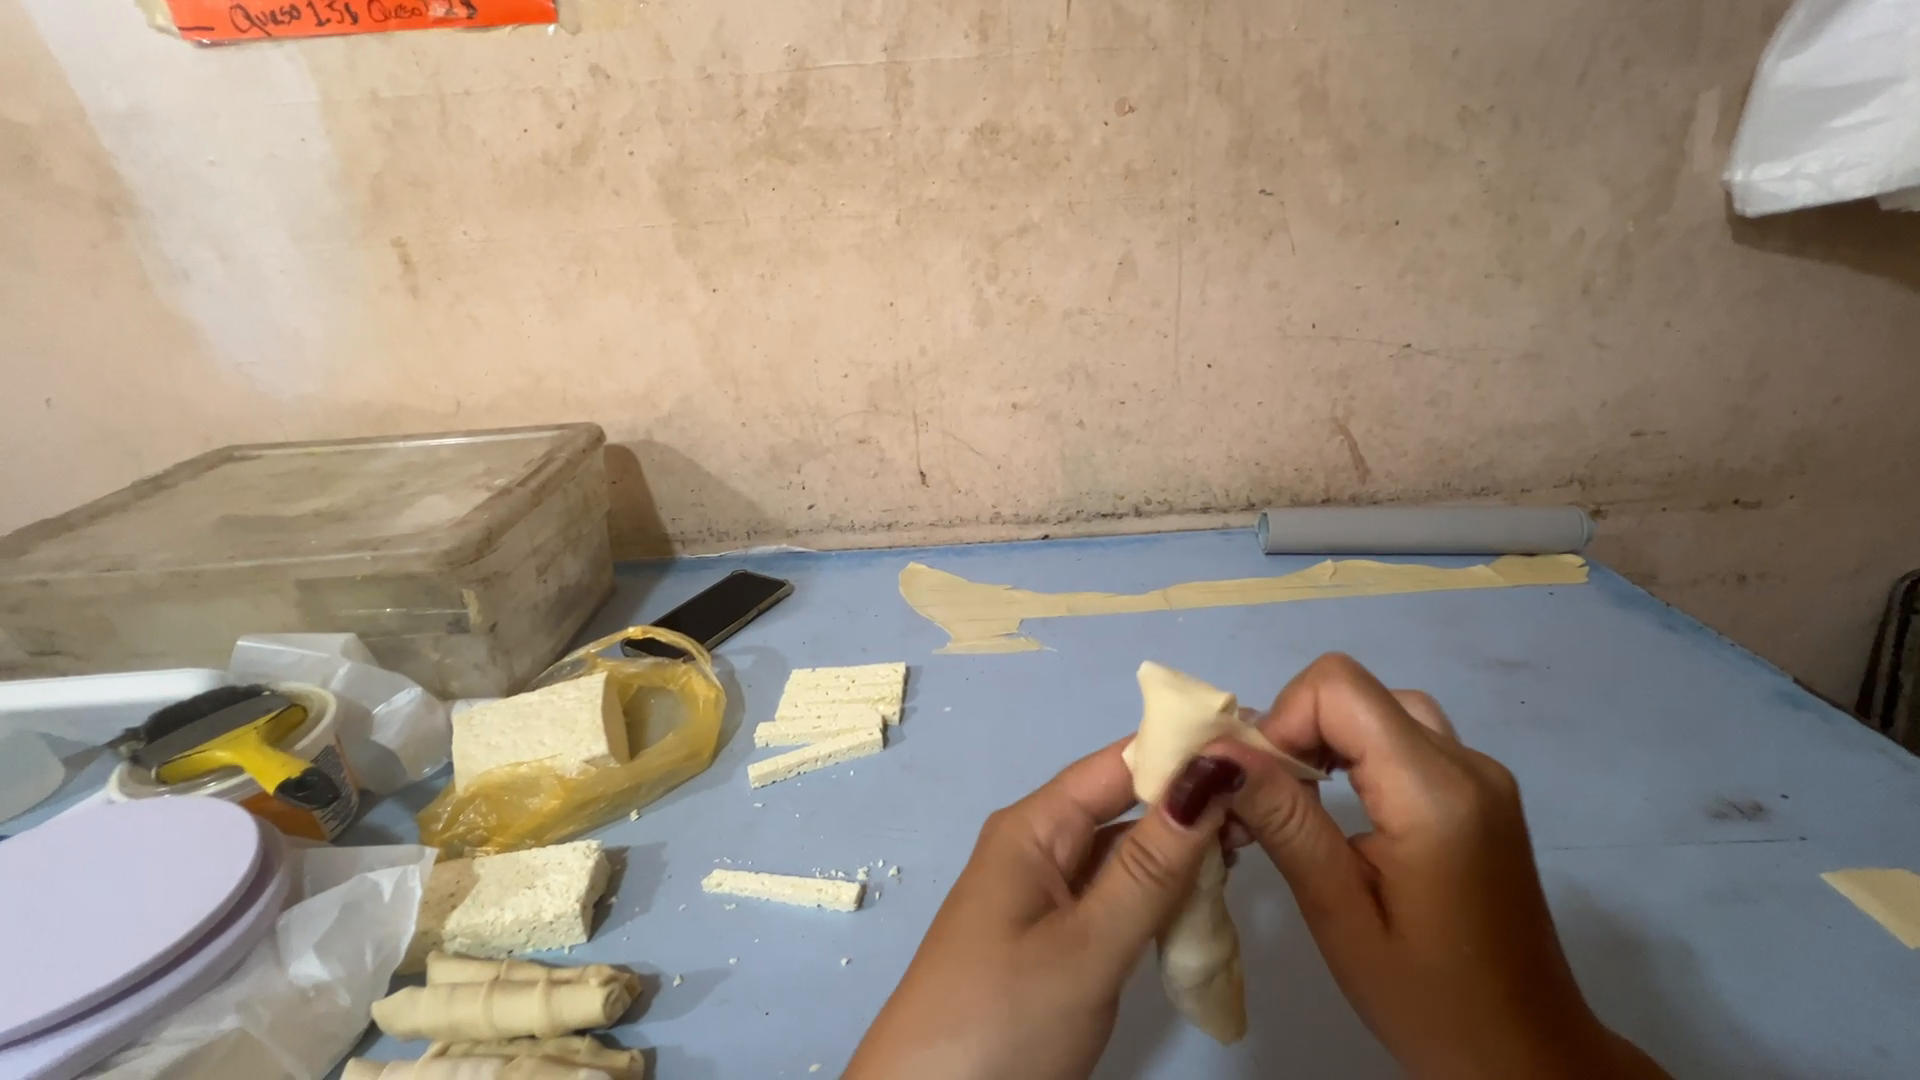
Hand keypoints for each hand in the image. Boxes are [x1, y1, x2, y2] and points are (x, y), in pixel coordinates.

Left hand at [846, 739, 1245, 1079]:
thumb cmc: (1005, 1015)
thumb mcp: (1088, 944)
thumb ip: (1152, 866)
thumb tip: (1209, 773)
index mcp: (1036, 825)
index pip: (1118, 763)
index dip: (1183, 748)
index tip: (1258, 749)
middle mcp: (1040, 842)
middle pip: (1123, 801)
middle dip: (1190, 800)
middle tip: (1268, 809)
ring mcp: (1047, 888)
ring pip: (1125, 849)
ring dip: (1181, 849)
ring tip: (1252, 846)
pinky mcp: (1057, 931)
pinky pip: (1116, 891)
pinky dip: (1160, 892)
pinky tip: (1205, 900)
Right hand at [1230, 654, 1669, 1079]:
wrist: (1532, 1059)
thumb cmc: (1429, 1001)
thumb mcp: (1339, 912)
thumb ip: (1282, 819)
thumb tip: (1213, 754)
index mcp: (1436, 791)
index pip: (1337, 686)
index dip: (1282, 719)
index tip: (1258, 787)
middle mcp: (1466, 763)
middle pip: (1353, 690)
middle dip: (1293, 731)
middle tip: (1264, 801)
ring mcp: (1480, 774)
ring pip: (1375, 707)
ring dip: (1321, 739)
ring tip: (1294, 804)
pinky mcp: (1478, 791)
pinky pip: (1400, 736)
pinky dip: (1351, 752)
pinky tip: (1333, 807)